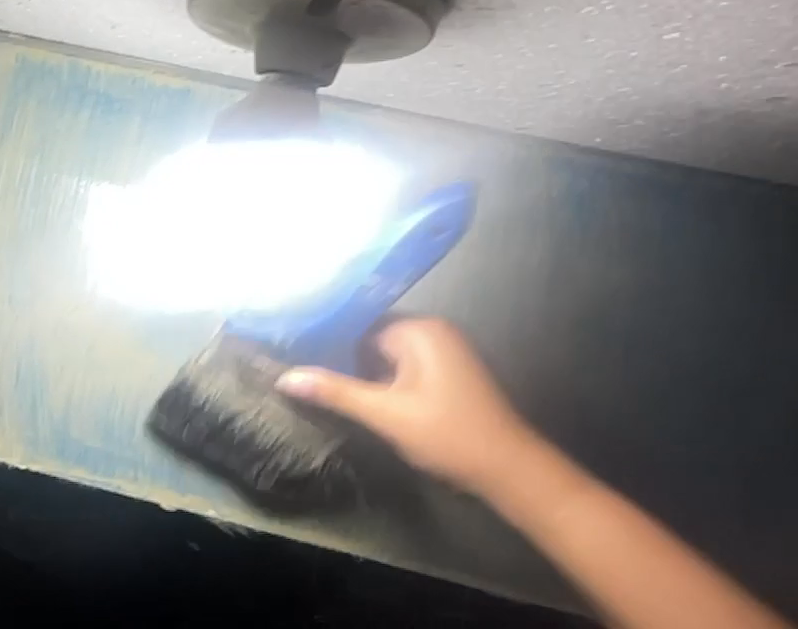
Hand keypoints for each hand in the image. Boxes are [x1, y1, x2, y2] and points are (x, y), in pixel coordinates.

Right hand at [275, 317, 538, 493]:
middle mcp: (431, 330)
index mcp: (418, 329)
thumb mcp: (386, 415)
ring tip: (321, 380)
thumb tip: (282, 377)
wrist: (515, 476)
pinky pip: (399, 364)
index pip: (355, 320)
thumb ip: (335, 391)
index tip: (290, 347)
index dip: (324, 336)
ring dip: (359, 369)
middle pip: (367, 336)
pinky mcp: (446, 371)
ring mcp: (442, 350)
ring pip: (381, 353)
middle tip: (300, 367)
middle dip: (340, 355)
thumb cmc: (450, 436)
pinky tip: (358, 394)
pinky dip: (379, 378)